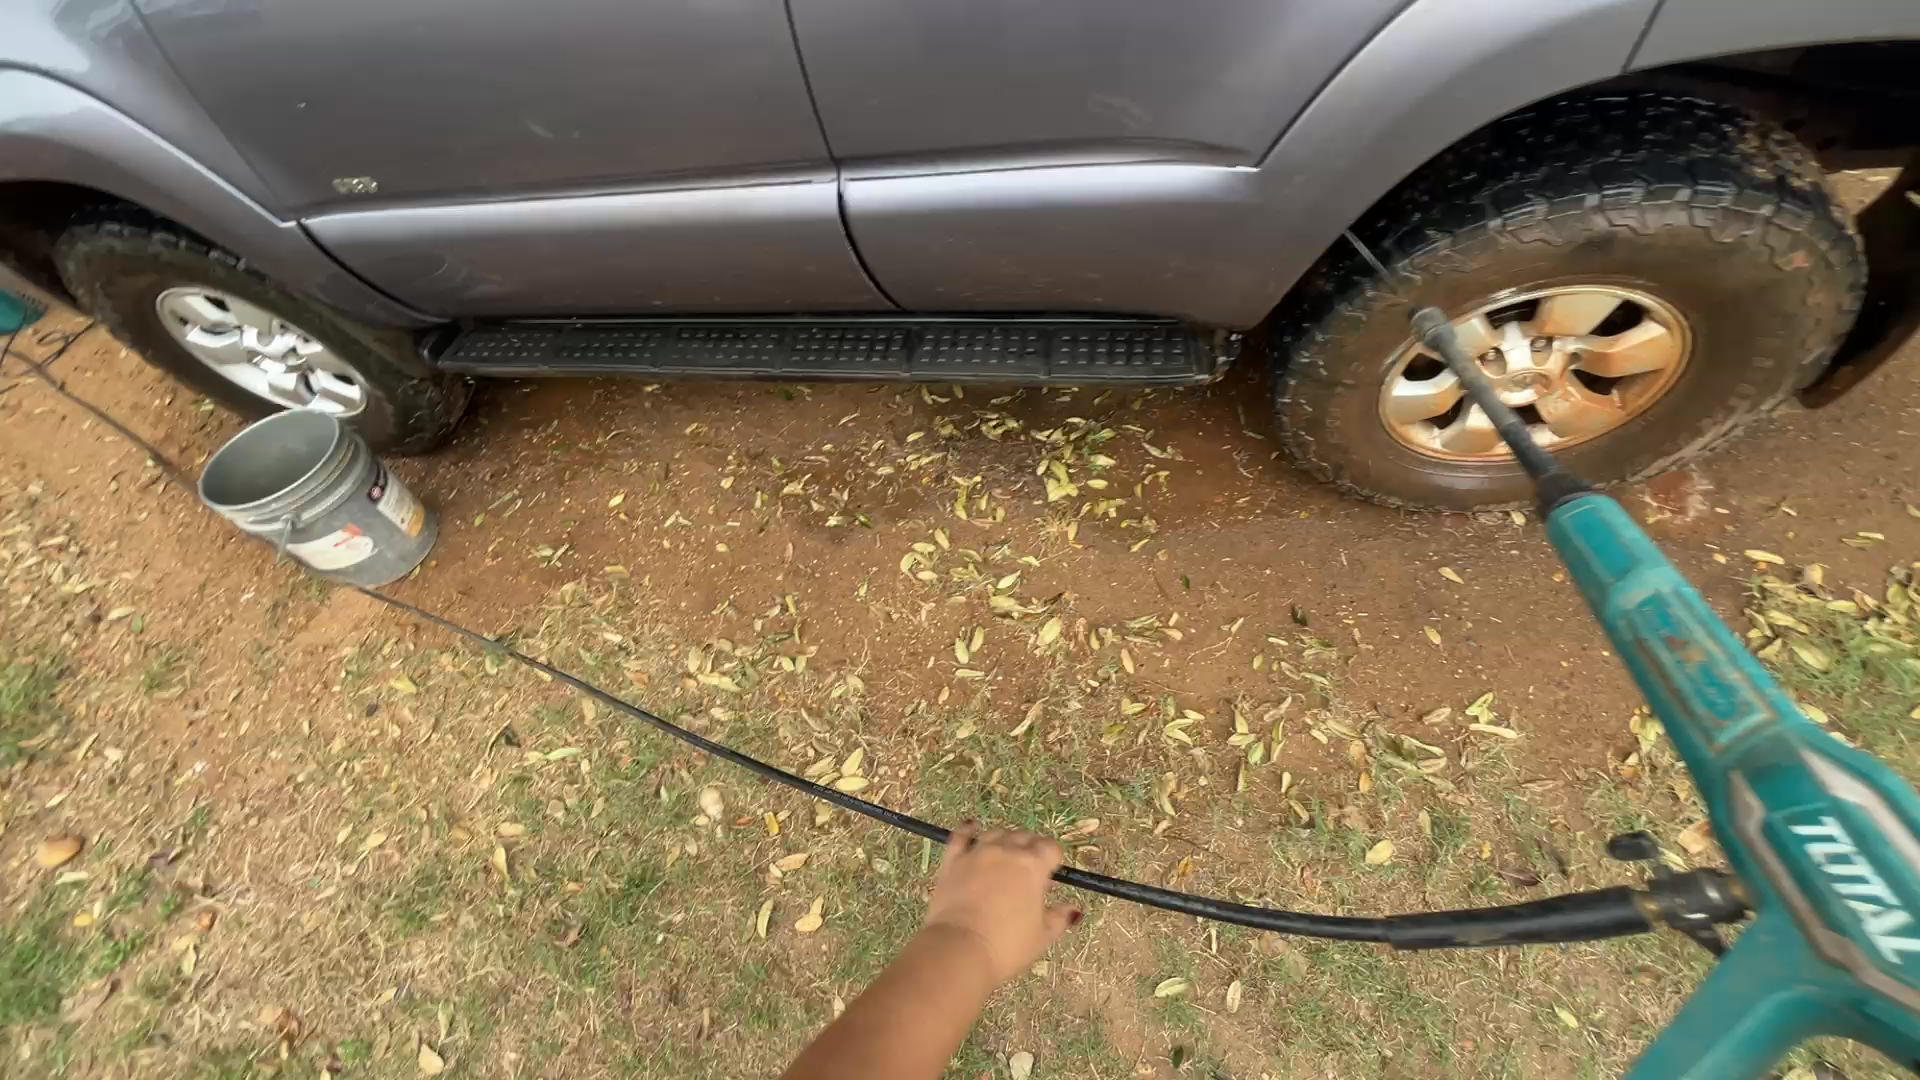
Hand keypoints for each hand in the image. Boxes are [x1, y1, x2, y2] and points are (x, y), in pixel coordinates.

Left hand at [919, 824, 1081, 986]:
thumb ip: (1059, 919)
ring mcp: (977, 852)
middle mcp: (1006, 850)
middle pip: (1024, 837)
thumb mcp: (1042, 937)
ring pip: (996, 833)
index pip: (1050, 848)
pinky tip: (971, 827)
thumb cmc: (1007, 946)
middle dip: (1031, 848)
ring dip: (1005, 840)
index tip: (1052, 872)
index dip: (1054, 858)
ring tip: (1006, 854)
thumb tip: (1074, 909)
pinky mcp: (954, 859)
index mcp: (1032, 866)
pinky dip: (968, 830)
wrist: (960, 949)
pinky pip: (961, 836)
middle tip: (1030, 868)